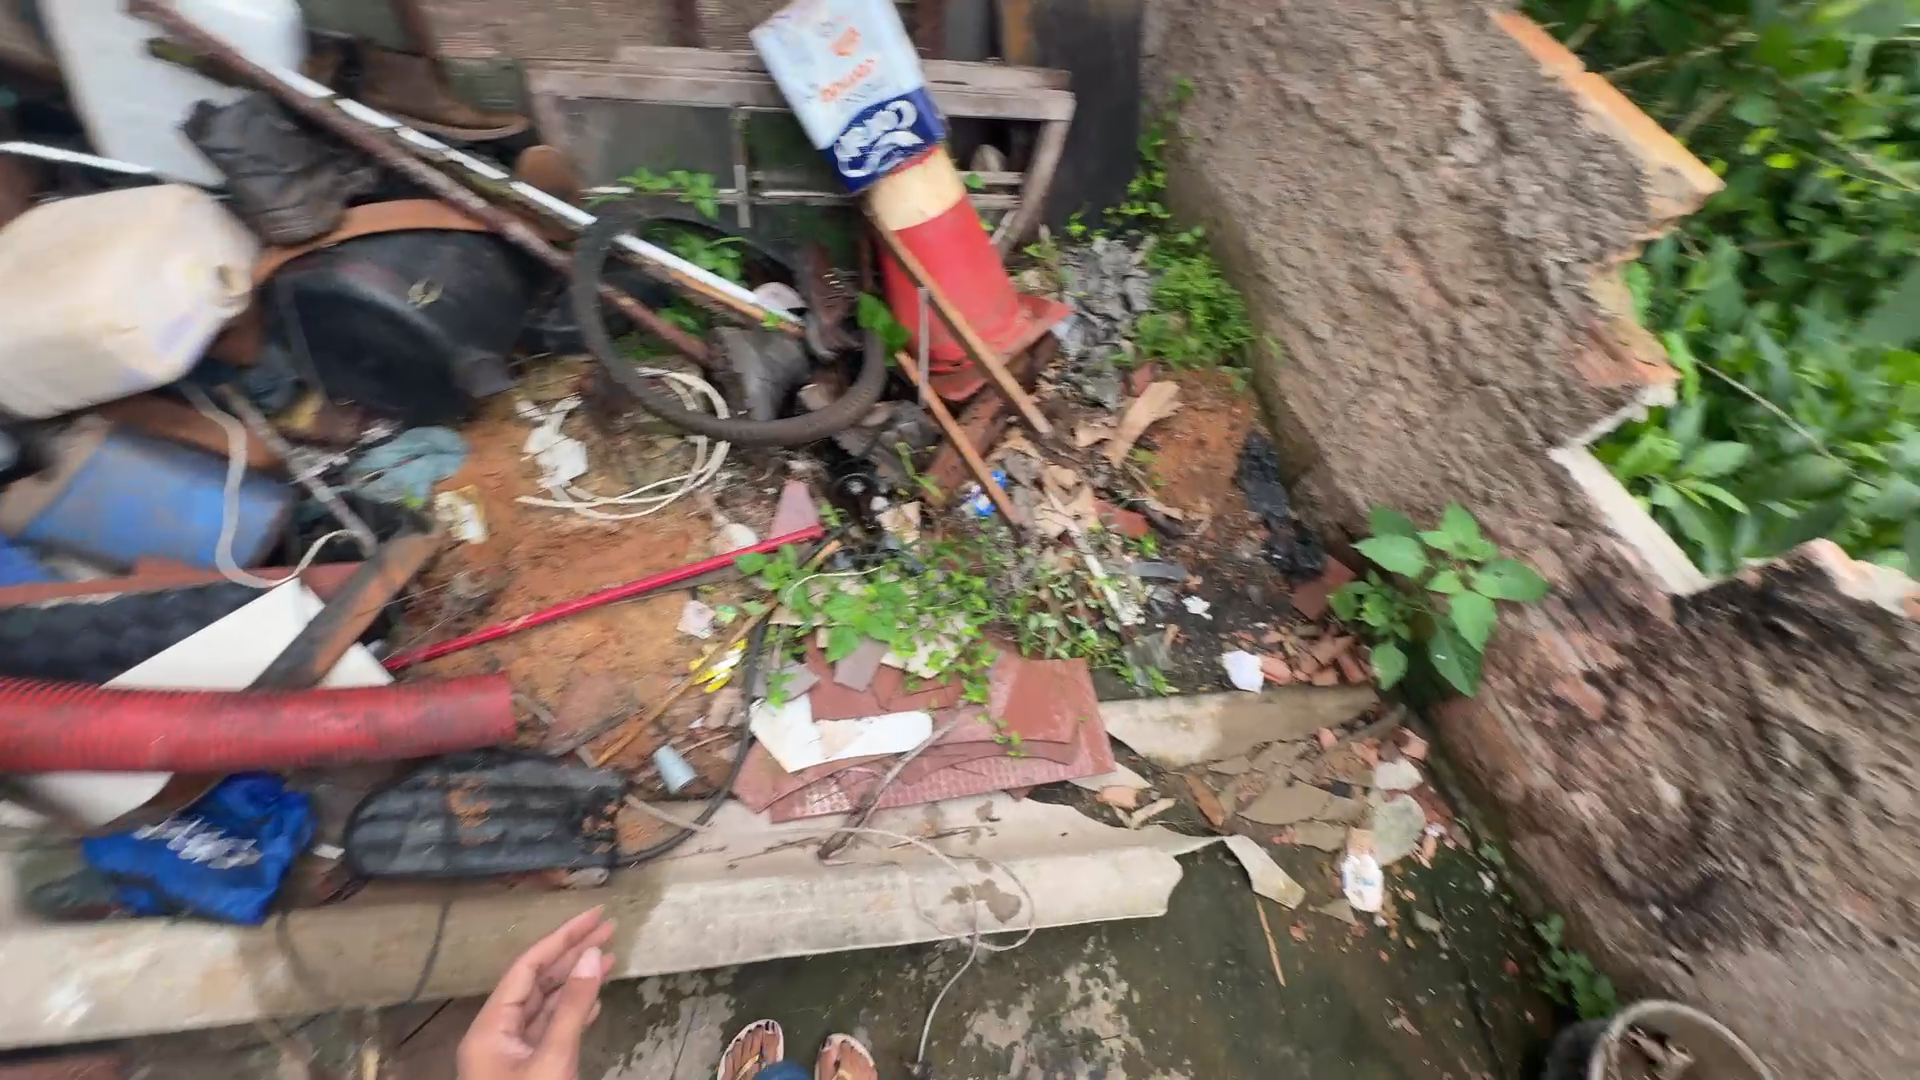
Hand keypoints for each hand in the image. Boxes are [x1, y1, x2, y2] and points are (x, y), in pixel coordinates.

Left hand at [457, 907, 615, 1079]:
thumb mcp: (553, 1060)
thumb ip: (572, 1005)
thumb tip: (593, 953)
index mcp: (490, 1029)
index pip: (528, 967)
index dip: (563, 937)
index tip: (597, 915)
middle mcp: (495, 1036)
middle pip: (536, 981)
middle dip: (573, 954)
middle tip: (611, 929)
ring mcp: (509, 1056)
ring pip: (545, 1003)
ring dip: (577, 980)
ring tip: (611, 957)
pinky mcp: (526, 1072)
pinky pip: (550, 1027)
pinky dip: (574, 1008)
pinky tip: (596, 1000)